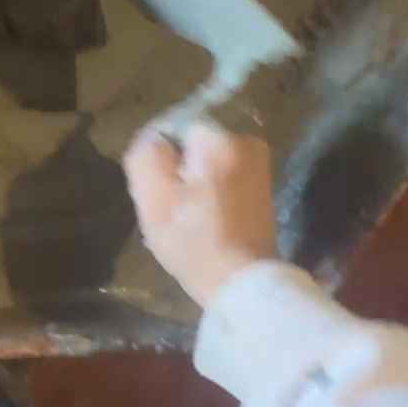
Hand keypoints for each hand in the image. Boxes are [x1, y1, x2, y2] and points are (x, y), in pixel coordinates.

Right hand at [124, 123, 278, 307]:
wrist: (240, 278)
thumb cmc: (192, 242)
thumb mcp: (154, 201)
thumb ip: (146, 159)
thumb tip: (150, 139)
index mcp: (219, 140)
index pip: (172, 128)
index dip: (157, 159)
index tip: (156, 191)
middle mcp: (245, 140)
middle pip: (190, 145)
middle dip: (175, 171)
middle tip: (169, 208)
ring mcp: (258, 162)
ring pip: (204, 161)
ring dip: (190, 183)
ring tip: (185, 216)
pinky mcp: (261, 182)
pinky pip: (221, 175)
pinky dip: (207, 192)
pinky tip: (203, 218)